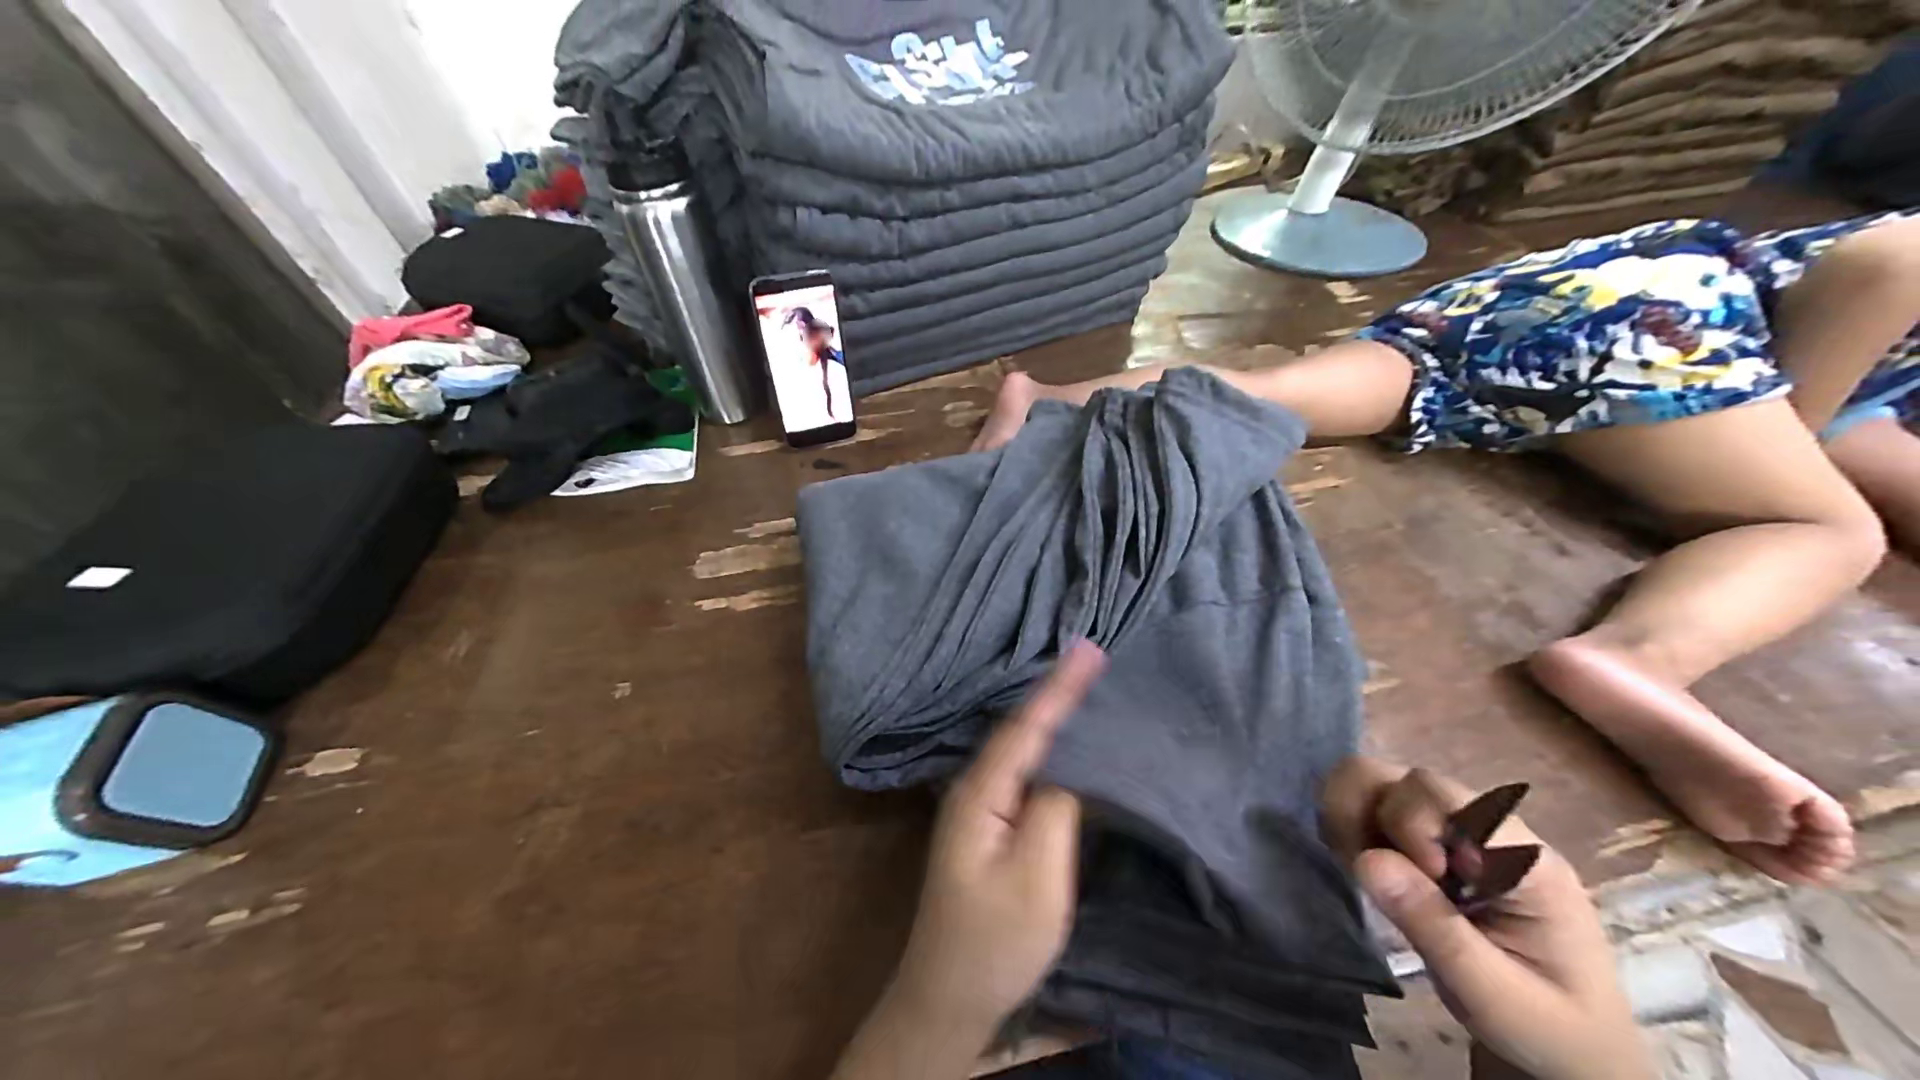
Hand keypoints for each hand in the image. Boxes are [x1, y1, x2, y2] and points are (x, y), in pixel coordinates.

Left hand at [832, 642, 1103, 1079]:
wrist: (948, 999)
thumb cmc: (993, 942)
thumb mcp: (1036, 878)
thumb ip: (1055, 811)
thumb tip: (1068, 770)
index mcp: (981, 792)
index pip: (1026, 727)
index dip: (1059, 687)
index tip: (1090, 648)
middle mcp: (976, 789)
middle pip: (1021, 730)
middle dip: (1057, 693)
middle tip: (1095, 658)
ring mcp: (981, 809)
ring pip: (1023, 750)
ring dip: (1054, 718)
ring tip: (1089, 687)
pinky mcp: (993, 828)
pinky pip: (1025, 774)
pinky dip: (1051, 751)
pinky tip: (1071, 746)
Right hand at [1321, 758, 1651, 1079]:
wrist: (1569, 1054)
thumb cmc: (1544, 1029)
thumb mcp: (1497, 997)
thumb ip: (1434, 926)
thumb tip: (1367, 859)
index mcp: (1523, 858)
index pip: (1442, 793)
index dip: (1409, 823)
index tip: (1423, 878)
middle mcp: (1486, 830)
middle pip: (1404, 779)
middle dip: (1367, 813)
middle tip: (1364, 866)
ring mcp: (1454, 833)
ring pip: (1379, 783)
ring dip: (1352, 815)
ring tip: (1357, 866)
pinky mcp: (1427, 843)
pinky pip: (1372, 807)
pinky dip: (1351, 826)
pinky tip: (1361, 866)